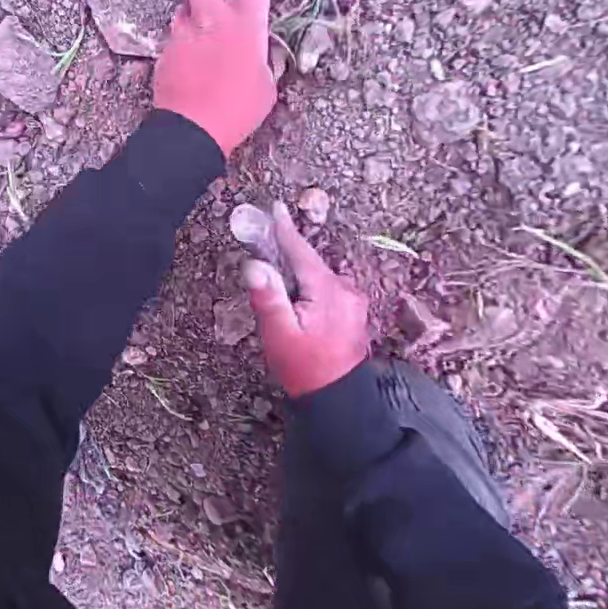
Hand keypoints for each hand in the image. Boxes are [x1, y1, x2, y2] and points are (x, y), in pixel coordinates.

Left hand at [152, 0, 277, 154]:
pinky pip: (176, 40)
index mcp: (247, 25)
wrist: (192, 133)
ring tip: (201, 46)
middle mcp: (212, 20)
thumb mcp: (266, 85)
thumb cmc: (239, 110)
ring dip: (191, 19)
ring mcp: (184, 33)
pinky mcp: (165, 51)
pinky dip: (183, 48)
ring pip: (184, 12)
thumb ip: (261, 59)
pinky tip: (191, 71)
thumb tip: (256, 50)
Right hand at [242, 202, 370, 396]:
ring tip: (279, 279)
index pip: (301, 252)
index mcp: (328, 291)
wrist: (338, 400)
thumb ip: (269, 298)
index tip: (276, 208)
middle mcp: (345, 290)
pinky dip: (309, 285)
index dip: (285, 230)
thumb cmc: (305, 369)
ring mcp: (352, 300)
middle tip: (267, 242)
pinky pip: (326, 287)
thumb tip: (255, 266)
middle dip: (289, 253)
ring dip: (299, 272)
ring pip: (318, 275)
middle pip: (310, 262)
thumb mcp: (280, 334)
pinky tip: (298, 298)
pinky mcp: (352, 310)